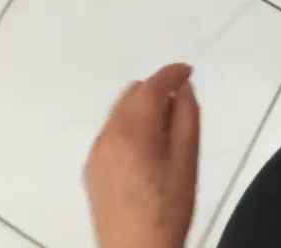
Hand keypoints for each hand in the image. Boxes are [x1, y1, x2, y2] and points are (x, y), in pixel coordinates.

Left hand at [85, 63, 201, 247]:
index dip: (172, 73)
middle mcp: (108, 135)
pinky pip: (111, 132)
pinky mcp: (91, 170)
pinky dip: (128, 126)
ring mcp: (96, 153)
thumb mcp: (187, 159)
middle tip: (180, 103)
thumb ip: (187, 115)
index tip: (189, 72)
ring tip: (164, 127)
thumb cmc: (169, 208)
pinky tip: (144, 149)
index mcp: (134, 130)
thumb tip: (183, 89)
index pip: (152, 86)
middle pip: (133, 93)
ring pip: (119, 111)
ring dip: (142, 107)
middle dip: (157, 89)